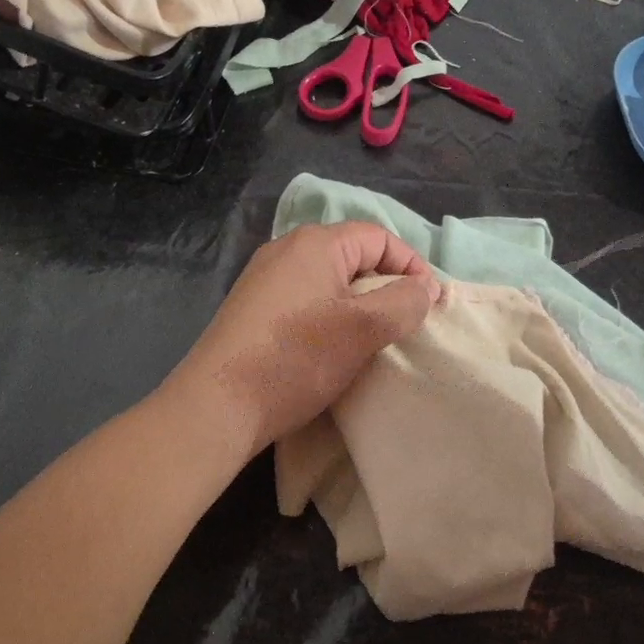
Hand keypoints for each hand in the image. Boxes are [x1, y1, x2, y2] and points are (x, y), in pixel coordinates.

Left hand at [164, 223, 440, 456]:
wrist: (215, 406)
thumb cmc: (295, 359)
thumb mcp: (362, 331)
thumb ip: (403, 303)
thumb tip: (426, 287)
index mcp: (315, 242)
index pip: (378, 237)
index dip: (411, 266)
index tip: (428, 305)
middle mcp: (287, 248)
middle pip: (353, 255)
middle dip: (385, 285)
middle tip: (404, 324)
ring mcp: (264, 278)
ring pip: (329, 279)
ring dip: (357, 304)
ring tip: (372, 339)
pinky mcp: (252, 308)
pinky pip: (305, 298)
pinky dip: (329, 315)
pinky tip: (331, 348)